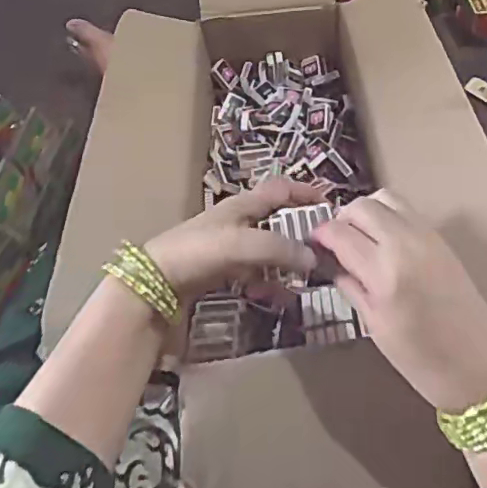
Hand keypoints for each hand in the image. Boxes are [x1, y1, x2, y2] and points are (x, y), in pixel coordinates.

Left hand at [143, 176, 324, 302]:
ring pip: (269, 250)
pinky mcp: (223, 271)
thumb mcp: (241, 244)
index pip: (281, 189)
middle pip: (278, 221)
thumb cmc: (198, 251)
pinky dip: (271, 282)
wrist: (155, 284)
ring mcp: (230, 247)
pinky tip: (283, 298)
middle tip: (325, 249)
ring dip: (288, 262)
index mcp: (243, 204)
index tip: (330, 202)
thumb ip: (278, 248)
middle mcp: (239, 221)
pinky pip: (256, 274)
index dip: (305, 191)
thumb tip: (314, 258)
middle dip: (301, 232)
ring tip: (309, 278)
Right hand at [313, 192, 486, 412]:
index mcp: (384, 273)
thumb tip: (330, 262)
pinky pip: (405, 209)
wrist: (480, 368)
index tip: (312, 243)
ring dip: (365, 211)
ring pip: (384, 198)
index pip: (339, 233)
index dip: (320, 234)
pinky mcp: (439, 236)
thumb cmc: (422, 361)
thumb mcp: (375, 326)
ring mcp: (425, 235)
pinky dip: (387, 214)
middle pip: (360, 207)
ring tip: (359, 236)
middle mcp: (404, 244)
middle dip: (341, 219)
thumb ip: (351, 286)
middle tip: (334, 241)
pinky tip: (382, 238)